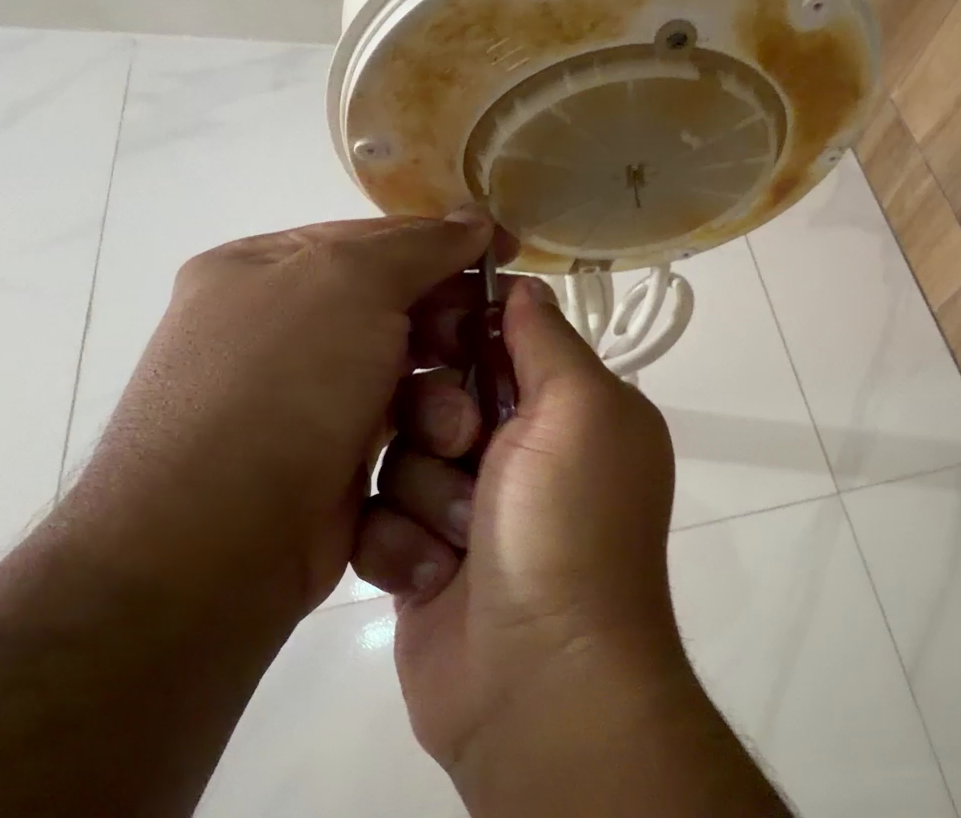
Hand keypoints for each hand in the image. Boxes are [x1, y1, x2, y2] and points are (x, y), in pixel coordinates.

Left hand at [68, 211, 502, 615]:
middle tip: (495, 342)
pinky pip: (401, 425)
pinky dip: (427, 432)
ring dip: (445, 390)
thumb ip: (421, 245)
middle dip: (453, 326)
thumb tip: (476, 219)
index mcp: (266, 270)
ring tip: (458, 420)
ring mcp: (306, 398)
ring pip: (408, 371)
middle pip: (400, 307)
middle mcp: (281, 329)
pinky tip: (448, 446)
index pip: (378, 241)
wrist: (214, 540)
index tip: (514, 258)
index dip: (450, 245)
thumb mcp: (350, 283)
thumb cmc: (282, 385)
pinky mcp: (331, 458)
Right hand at [350, 278, 682, 767]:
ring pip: (401, 456)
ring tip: (460, 537)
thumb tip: (525, 284)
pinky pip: (379, 518)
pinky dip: (401, 546)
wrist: (540, 676)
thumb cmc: (569, 525)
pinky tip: (432, 578)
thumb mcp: (582, 410)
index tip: (432, 330)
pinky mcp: (424, 558)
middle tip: (465, 449)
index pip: (506, 338)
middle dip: (438, 421)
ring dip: (424, 496)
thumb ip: (549, 341)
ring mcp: (473, 507)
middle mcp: (526, 452)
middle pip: (440, 392)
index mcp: (574, 409)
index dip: (465, 330)